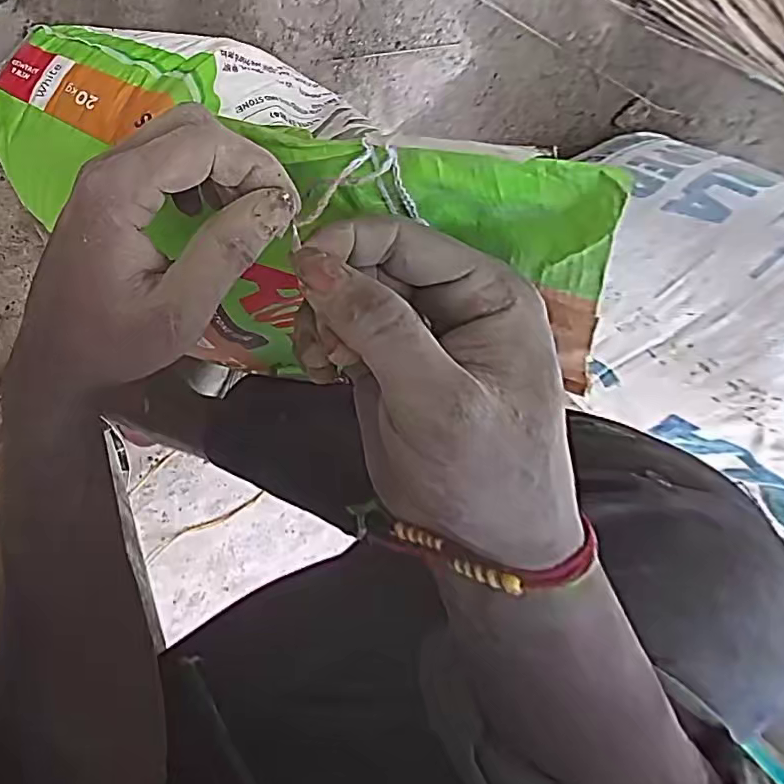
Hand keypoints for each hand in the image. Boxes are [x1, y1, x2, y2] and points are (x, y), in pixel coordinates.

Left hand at [9, 105, 296, 406]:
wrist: (55, 363)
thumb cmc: (111, 346)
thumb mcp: (178, 311)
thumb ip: (226, 252)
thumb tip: (276, 202)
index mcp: (118, 190)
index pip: (202, 141)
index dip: (255, 164)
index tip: (285, 204)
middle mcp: (106, 168)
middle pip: (190, 125)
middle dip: (240, 158)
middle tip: (266, 205)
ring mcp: (103, 175)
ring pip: (177, 135)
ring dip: (221, 163)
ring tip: (243, 211)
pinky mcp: (106, 189)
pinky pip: (162, 156)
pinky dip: (197, 172)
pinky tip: (205, 213)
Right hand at [291, 217, 581, 568]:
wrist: (481, 545)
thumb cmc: (483, 473)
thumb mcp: (435, 398)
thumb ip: (378, 325)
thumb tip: (312, 262)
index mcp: (486, 291)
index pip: (403, 239)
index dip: (345, 246)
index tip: (297, 274)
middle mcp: (454, 298)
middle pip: (371, 261)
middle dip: (333, 293)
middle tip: (319, 342)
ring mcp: (419, 327)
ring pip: (350, 291)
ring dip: (322, 318)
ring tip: (322, 362)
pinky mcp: (389, 354)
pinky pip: (342, 324)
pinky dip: (322, 340)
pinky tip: (323, 371)